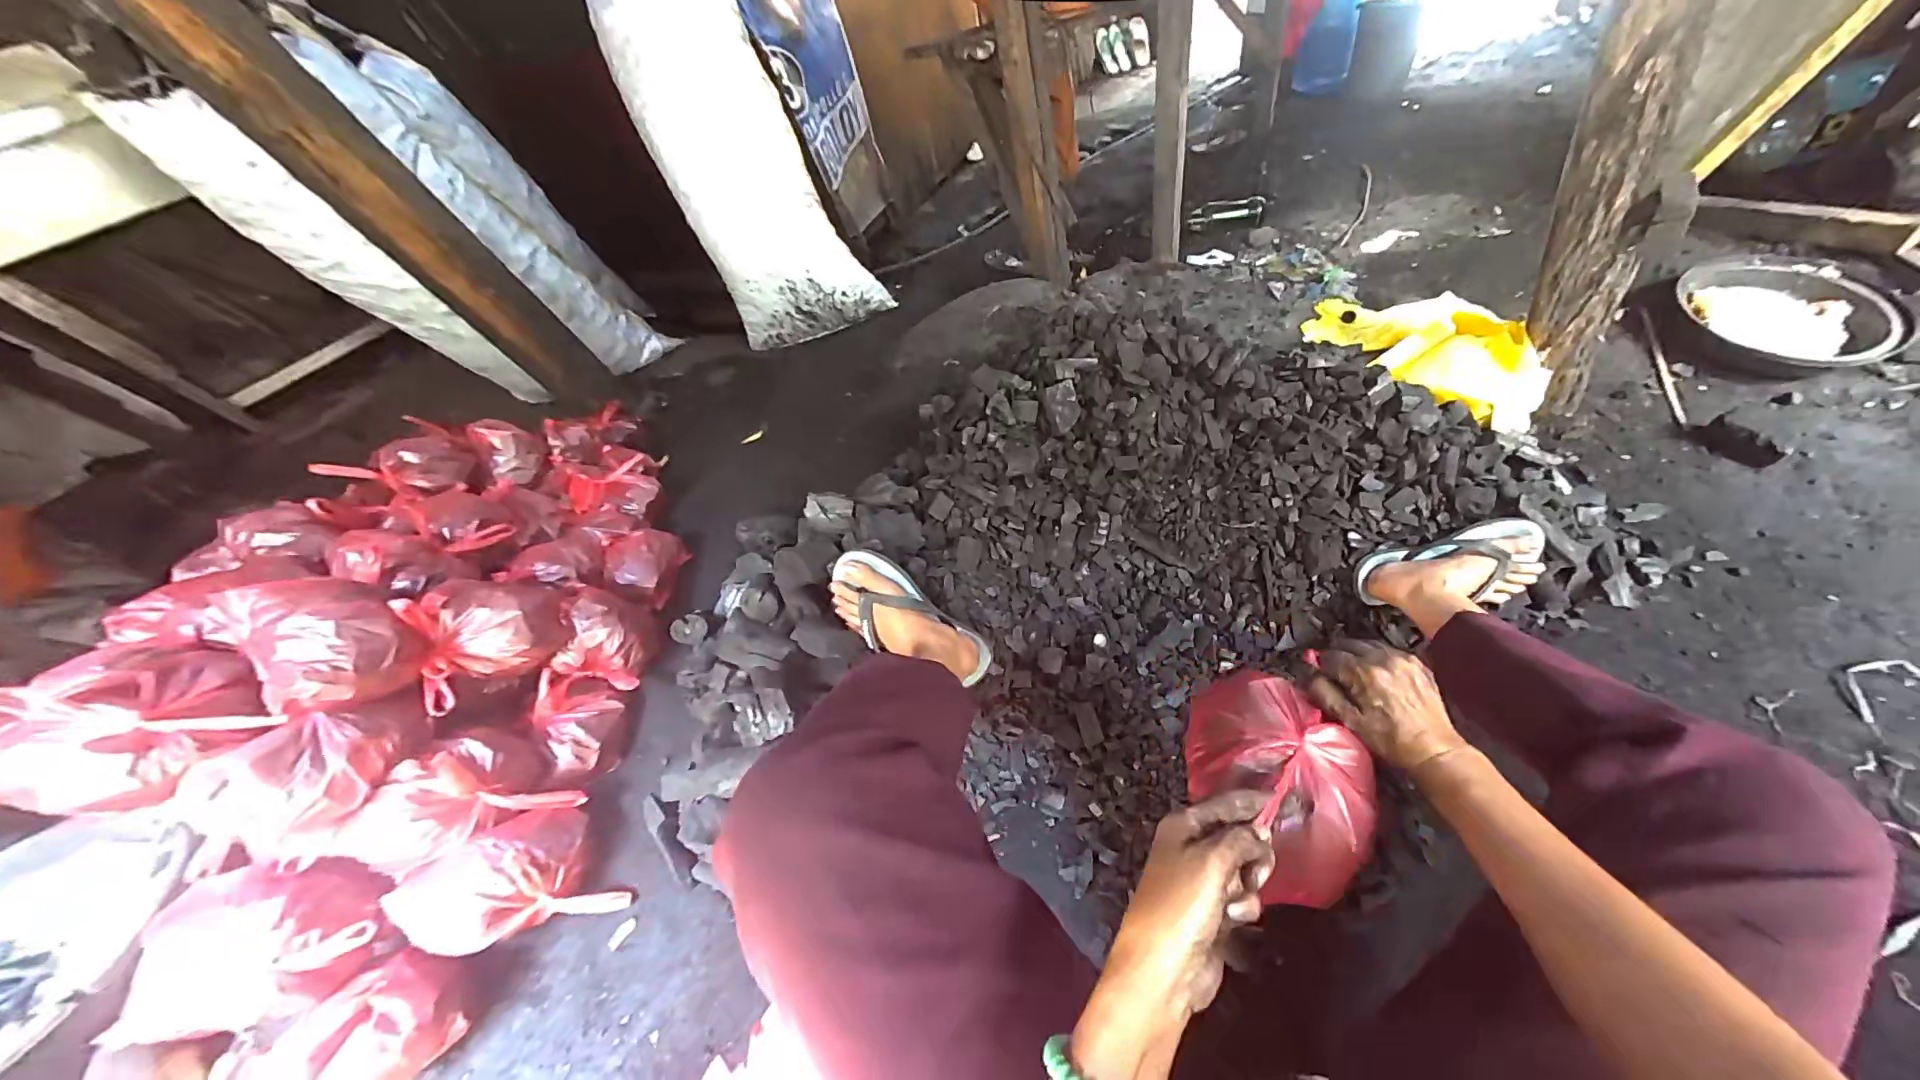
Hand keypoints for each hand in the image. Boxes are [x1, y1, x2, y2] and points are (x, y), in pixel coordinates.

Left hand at [1070, 792, 1274, 1078]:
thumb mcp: (1212, 861)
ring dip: (1246, 886)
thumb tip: (1260, 831)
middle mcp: (1191, 847)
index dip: (1253, 801)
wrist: (1164, 967)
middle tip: (1254, 871)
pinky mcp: (1214, 910)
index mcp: (1182, 826)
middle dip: (1252, 854)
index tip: (1283, 799)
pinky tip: (1230, 921)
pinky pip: (1242, 898)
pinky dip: (1242, 908)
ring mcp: (1202, 880)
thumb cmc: (1181, 904)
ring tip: (1232, 902)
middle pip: (1239, 838)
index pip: (1224, 804)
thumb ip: (1241, 840)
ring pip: (1245, 870)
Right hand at [1308, 640, 1465, 769]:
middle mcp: (1383, 658)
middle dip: (1337, 655)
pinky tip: (1376, 672)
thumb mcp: (1350, 720)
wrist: (1435, 749)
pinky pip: (1389, 651)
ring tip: (1354, 671)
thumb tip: (1308, 674)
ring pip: (1369, 644)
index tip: (1318, 675)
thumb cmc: (1389, 740)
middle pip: (1349, 643)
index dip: (1319, 666)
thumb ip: (1324, 693)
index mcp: (1363, 672)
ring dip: (1357, 653)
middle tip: (1334, 672)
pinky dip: (1377, 657)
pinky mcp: (1418, 664)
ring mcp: (1403, 659)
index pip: (1329, 656)